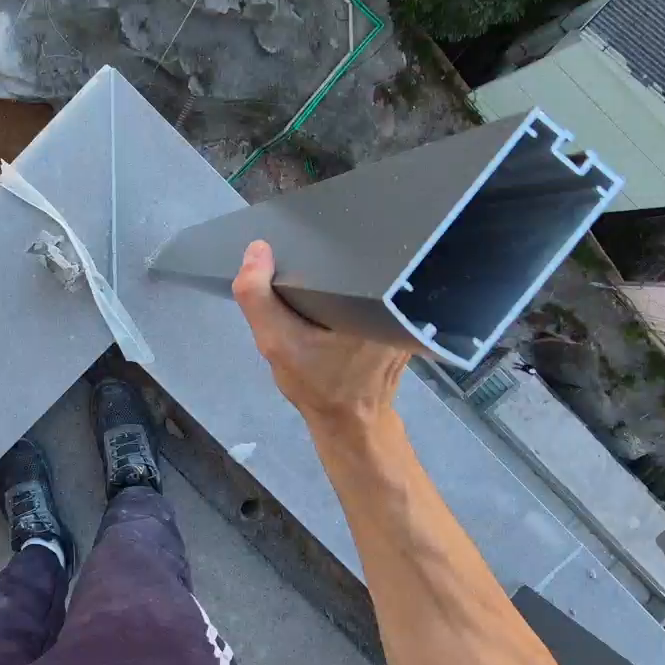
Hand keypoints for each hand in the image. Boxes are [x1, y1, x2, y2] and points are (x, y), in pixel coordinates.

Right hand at [232, 240, 411, 431]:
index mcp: (379, 297)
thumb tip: (257, 249)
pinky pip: (375, 295)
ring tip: (318, 271)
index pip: (354, 249)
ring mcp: (407, 311)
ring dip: (343, 275)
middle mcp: (401, 298)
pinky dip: (354, 294)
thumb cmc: (319, 386)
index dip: (325, 239)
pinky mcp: (402, 323)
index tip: (302, 239)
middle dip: (331, 256)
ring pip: (369, 277)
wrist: (350, 425)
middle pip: (361, 260)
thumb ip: (258, 298)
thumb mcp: (278, 343)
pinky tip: (336, 298)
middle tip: (303, 259)